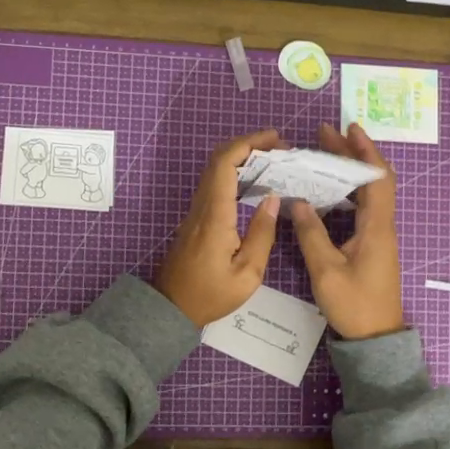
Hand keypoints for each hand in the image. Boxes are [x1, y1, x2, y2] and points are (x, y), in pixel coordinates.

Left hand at [155, 130, 283, 327]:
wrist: (170, 307)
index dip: (248, 144)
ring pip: (214, 171)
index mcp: (215, 216)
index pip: (225, 165)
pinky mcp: (196, 220)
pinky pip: (214, 185)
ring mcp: (196, 212)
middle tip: (278, 147)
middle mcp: (202, 207)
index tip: (275, 140)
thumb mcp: (247, 274)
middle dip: (247, 145)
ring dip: (241, 158)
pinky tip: (253, 182)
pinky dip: (234, 173)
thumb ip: (262, 235)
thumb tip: (272, 200)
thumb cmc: (210, 295)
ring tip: (271, 161)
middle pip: (218, 161)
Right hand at [290, 123, 403, 339]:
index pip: (377, 178)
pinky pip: (361, 210)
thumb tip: (299, 202)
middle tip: (325, 135)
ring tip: (323, 157)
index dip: (365, 150)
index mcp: (376, 227)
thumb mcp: (326, 270)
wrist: (375, 339)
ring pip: (367, 194)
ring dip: (348, 173)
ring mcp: (378, 237)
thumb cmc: (354, 305)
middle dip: (351, 155)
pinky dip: (345, 194)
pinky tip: (325, 192)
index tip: (348, 128)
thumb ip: (311, 234)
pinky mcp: (371, 248)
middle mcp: (382, 227)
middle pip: (372, 181)